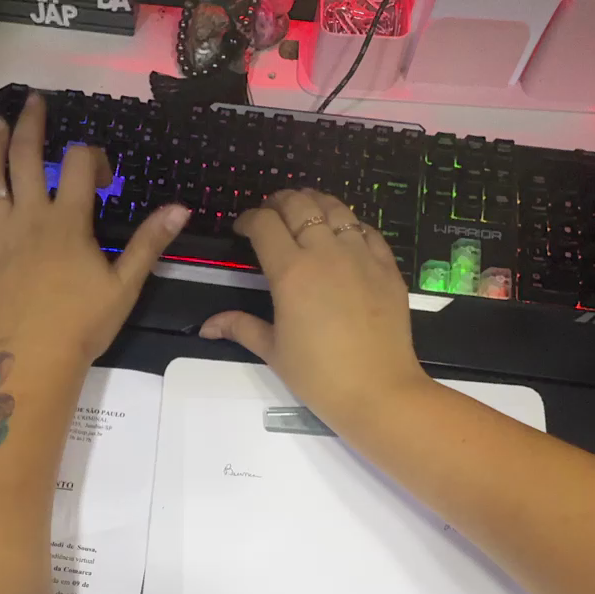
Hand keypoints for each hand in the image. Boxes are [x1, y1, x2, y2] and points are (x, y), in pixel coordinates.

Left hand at [0, 93, 189, 363]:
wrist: (39, 359)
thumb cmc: (84, 325)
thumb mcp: (126, 285)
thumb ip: (149, 243)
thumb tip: (179, 208)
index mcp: (67, 222)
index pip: (78, 166)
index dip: (92, 157)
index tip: (101, 175)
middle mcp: (29, 219)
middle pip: (26, 158)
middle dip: (31, 125)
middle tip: (34, 103)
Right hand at [199, 189, 430, 426]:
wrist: (377, 390)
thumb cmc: (318, 376)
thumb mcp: (274, 352)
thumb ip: (241, 328)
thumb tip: (208, 325)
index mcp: (291, 272)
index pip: (264, 225)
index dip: (249, 219)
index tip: (241, 227)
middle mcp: (326, 252)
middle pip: (299, 206)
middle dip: (279, 202)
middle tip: (269, 211)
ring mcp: (360, 255)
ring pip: (336, 208)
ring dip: (314, 202)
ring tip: (304, 209)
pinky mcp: (386, 266)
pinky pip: (366, 229)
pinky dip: (349, 222)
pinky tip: (342, 231)